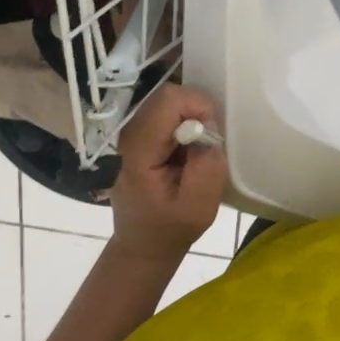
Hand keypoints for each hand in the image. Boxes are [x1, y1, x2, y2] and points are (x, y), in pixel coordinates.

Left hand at [109, 85, 229, 264]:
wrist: (143, 244)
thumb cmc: (170, 229)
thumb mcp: (199, 206)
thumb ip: (207, 166)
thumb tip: (207, 132)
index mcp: (139, 150)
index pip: (169, 100)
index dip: (198, 108)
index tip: (210, 138)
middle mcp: (129, 134)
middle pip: (168, 96)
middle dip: (196, 113)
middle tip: (204, 148)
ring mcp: (131, 133)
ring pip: (168, 102)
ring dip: (190, 121)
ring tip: (194, 154)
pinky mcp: (138, 136)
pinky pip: (166, 114)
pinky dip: (183, 127)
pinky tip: (184, 154)